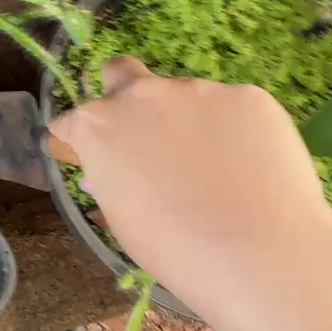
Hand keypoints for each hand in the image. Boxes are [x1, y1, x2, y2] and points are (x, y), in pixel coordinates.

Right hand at [47, 56, 331, 320]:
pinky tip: (251, 167)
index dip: (79, 140)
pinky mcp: (248, 96)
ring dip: (188, 120)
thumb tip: (117, 167)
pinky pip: (233, 108)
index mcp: (97, 125)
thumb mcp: (120, 215)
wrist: (261, 258)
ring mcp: (196, 90)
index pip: (70, 121)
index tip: (94, 156)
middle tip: (146, 133)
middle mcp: (140, 95)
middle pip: (119, 72)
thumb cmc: (175, 249)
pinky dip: (235, 130)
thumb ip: (111, 176)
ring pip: (184, 96)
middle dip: (122, 94)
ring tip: (219, 168)